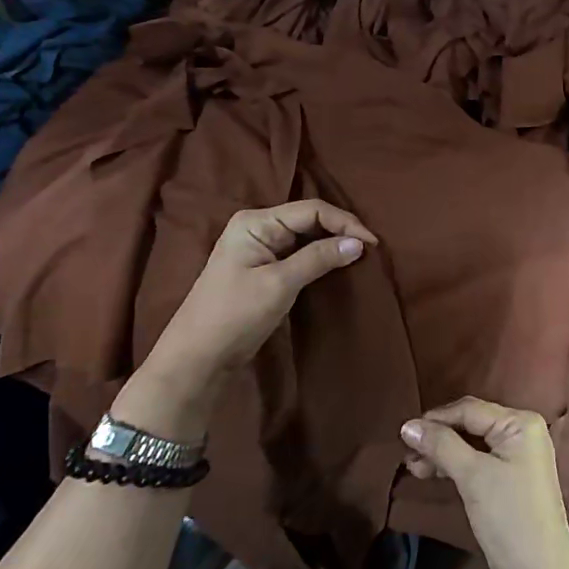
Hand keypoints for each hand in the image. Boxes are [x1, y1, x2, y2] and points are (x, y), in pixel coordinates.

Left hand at [113, 200, 375, 441]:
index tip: (372, 243)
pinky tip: (337, 263)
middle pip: (309, 218)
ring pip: (306, 235)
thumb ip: (318, 258)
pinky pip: (299, 252)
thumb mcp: (279, 285)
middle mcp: (258, 226)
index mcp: (256, 222)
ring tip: (360, 254)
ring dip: (332, 242)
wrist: (196, 358)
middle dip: (340, 230)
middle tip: (370, 248)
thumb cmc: (234, 315)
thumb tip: (358, 244)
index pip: (311, 210)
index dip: (345, 222)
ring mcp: (259, 247)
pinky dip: (320, 256)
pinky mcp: (263, 268)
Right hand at [400, 398, 568, 568]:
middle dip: (437, 437)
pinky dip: (455, 464)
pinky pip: (477, 459)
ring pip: (471, 443)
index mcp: (520, 422)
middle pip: (470, 424)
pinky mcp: (510, 476)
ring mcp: (518, 455)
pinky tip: (432, 472)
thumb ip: (441, 446)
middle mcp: (521, 431)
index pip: (470, 410)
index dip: (435, 419)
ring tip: (414, 466)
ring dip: (442, 452)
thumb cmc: (509, 517)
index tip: (404, 432)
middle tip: (407, 453)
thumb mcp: (473, 476)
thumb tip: (408, 426)